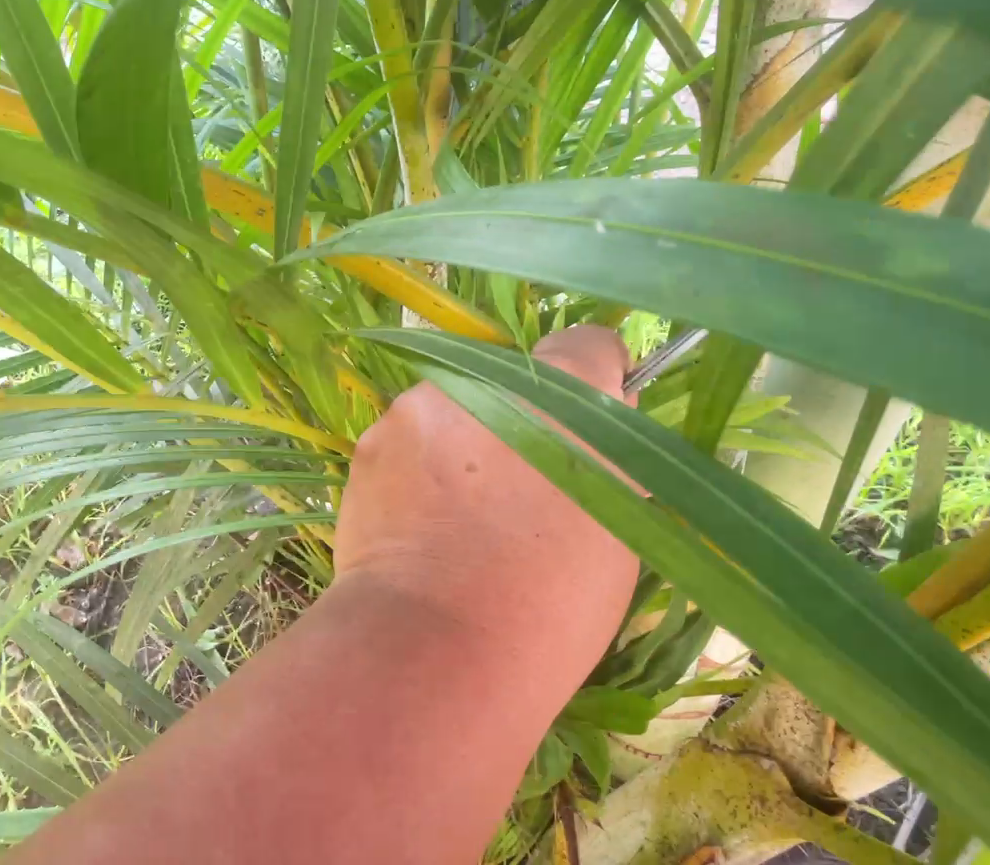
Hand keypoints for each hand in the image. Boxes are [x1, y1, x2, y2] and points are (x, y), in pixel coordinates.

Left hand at [332, 325, 639, 666]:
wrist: (435, 645)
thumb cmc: (552, 599)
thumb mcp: (618, 524)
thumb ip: (606, 455)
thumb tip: (593, 420)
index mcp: (562, 393)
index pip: (587, 343)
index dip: (596, 382)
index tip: (590, 426)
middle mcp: (485, 381)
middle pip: (513, 379)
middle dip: (522, 418)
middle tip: (520, 489)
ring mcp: (417, 407)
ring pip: (454, 409)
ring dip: (464, 442)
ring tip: (460, 517)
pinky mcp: (370, 440)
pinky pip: (408, 441)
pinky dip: (418, 469)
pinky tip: (420, 523)